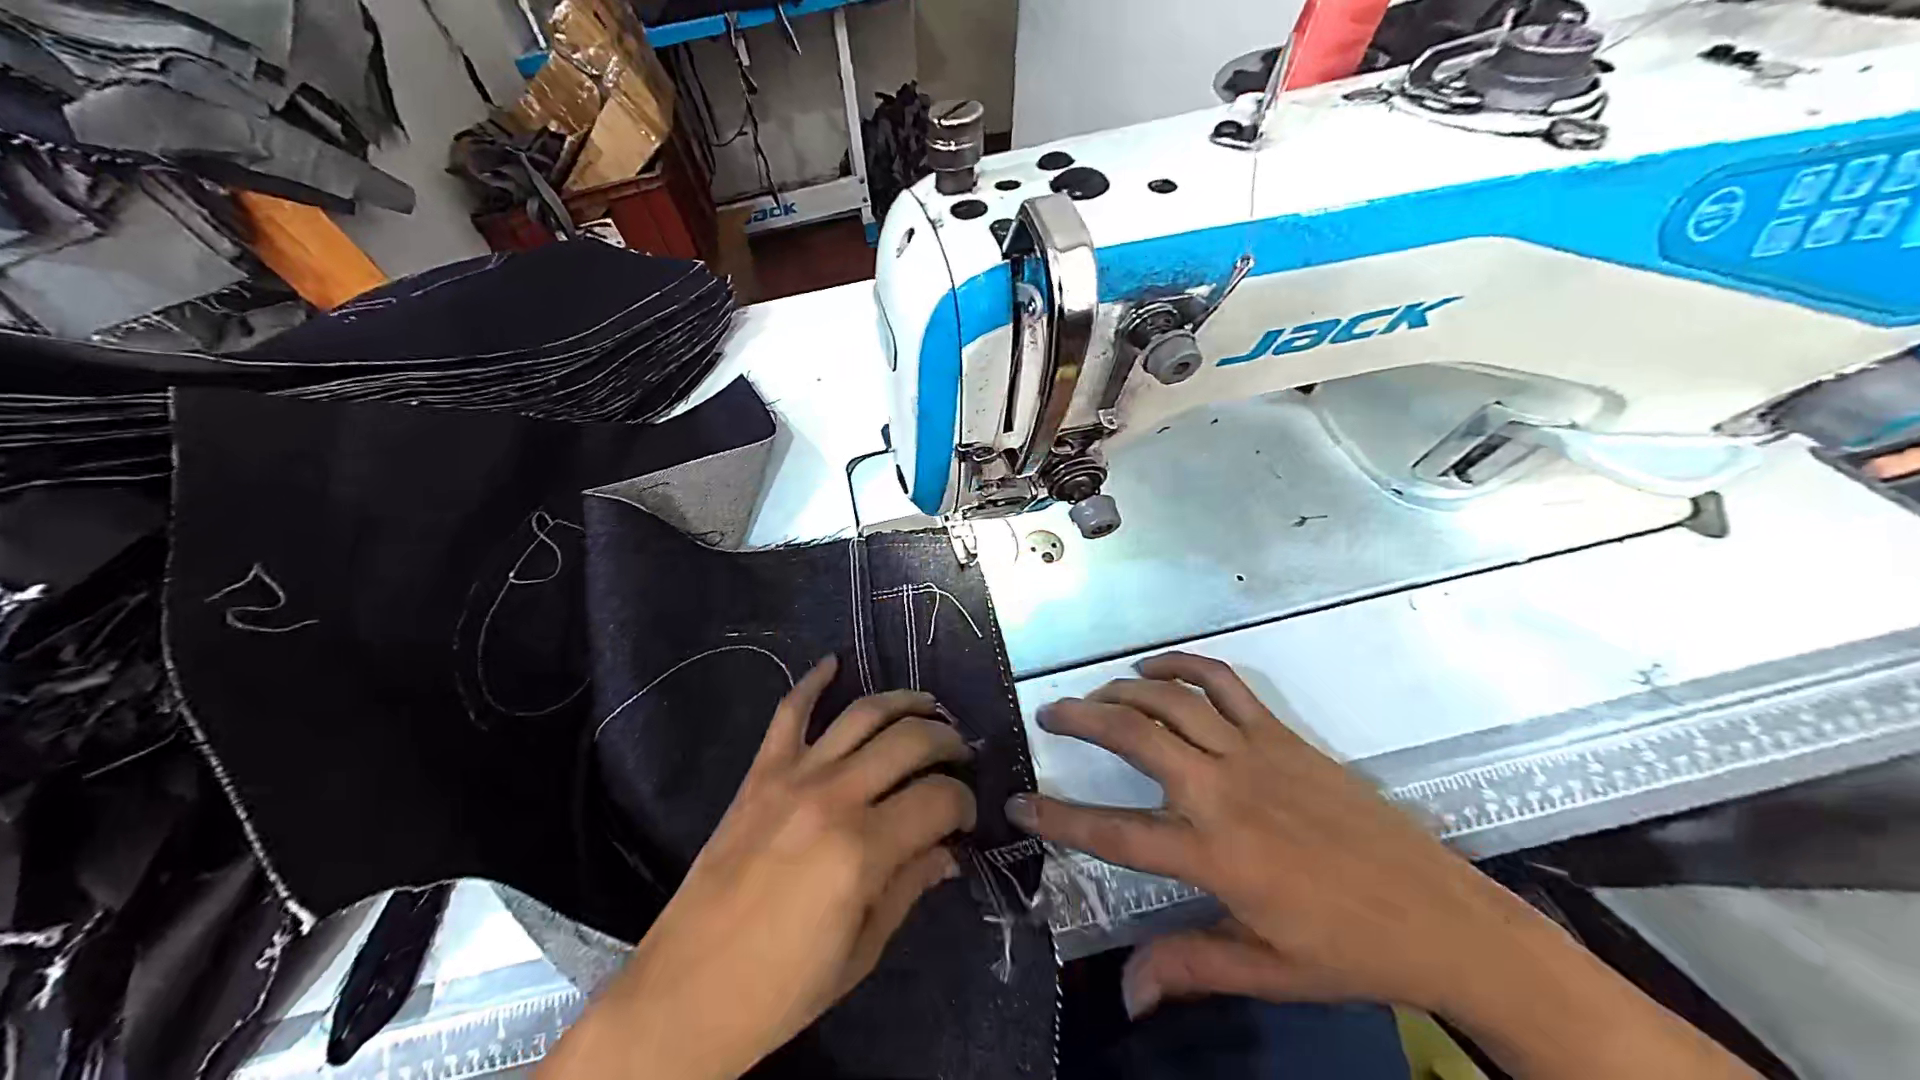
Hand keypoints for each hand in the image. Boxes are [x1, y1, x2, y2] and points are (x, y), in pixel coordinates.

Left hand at [543, 656, 975, 1079]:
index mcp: (863, 849)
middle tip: (961, 756)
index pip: (938, 799)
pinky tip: (834, 663)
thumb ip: (912, 885)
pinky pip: (788, 713)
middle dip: (948, 742)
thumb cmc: (782, 987)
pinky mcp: (759, 774)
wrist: (684, 993)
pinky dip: (812, 682)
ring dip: (904, 702)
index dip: (964, 803)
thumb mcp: (863, 949)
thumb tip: (949, 850)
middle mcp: (833, 797)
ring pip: (862, 714)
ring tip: (929, 706)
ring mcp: (792, 777)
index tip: (967, 817)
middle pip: (910, 740)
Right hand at [1008, 651, 1533, 1015]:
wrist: (1443, 916)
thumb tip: (1125, 994)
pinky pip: (1224, 683)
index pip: (1115, 832)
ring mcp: (1255, 753)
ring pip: (1172, 701)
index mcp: (1215, 855)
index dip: (1058, 818)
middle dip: (1081, 719)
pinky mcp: (1283, 734)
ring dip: (1124, 689)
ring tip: (1096, 694)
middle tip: (1050, 715)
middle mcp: (1224, 792)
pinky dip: (1184, 665)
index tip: (1018, 803)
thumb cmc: (1349, 950)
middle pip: (1134, 737)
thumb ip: (1189, 968)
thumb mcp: (1266, 969)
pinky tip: (1157, 667)